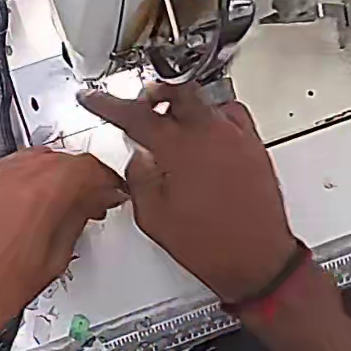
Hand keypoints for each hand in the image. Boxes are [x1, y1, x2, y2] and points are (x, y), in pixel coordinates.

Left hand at [0, 148, 125, 342]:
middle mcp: (8, 178)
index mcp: (37, 195)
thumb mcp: (54, 259)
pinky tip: (25, 200)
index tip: (110, 189)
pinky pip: (2, 167)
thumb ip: (77, 219)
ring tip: (57, 199)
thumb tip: (91, 201)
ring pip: (30, 156)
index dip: (105, 177)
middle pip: (59, 156)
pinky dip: (20, 178)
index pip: (85, 166)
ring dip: (51, 172)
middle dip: (80, 174)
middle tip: (89, 195)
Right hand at [78, 82, 297, 301]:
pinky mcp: (254, 146)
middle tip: (139, 103)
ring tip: (170, 118)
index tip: (94, 99)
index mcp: (177, 148)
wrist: (256, 260)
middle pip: (175, 90)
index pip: (134, 114)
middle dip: (151, 93)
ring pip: (204, 98)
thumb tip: (138, 159)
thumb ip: (138, 177)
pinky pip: (232, 114)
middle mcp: (208, 134)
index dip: (107, 104)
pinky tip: (206, 129)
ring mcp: (235, 137)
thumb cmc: (210, 244)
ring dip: (181, 103)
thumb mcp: (153, 216)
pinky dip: (213, 115)